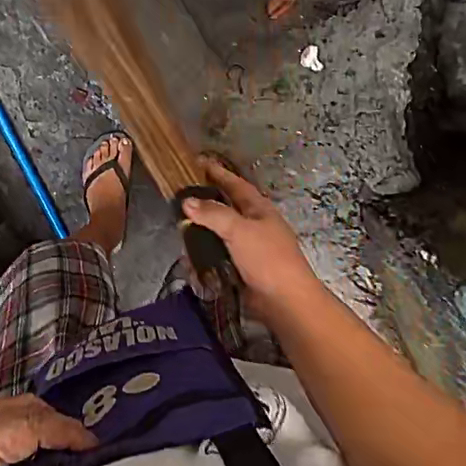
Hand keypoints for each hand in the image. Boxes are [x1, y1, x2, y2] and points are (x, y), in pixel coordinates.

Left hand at [0, 395, 96, 465]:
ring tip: (67, 443)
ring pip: (5, 414)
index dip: (63, 430)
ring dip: (38, 422)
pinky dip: (22, 433)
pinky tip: (37, 452)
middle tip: (83, 441)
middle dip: (54, 419)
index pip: (25, 424)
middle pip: (15, 408)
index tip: (89, 443)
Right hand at [182, 159, 322, 317]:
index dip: (217, 172)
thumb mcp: (238, 230)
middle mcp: (253, 224)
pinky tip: (191, 263)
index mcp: (258, 209)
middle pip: (224, 208)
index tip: (197, 163)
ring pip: (218, 234)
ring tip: (181, 234)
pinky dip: (203, 259)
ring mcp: (248, 247)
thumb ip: (212, 214)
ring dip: (200, 235)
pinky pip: (217, 257)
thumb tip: (187, 201)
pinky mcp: (241, 268)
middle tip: (180, 201)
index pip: (234, 183)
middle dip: (203, 205)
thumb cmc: (267, 258)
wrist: (286, 302)